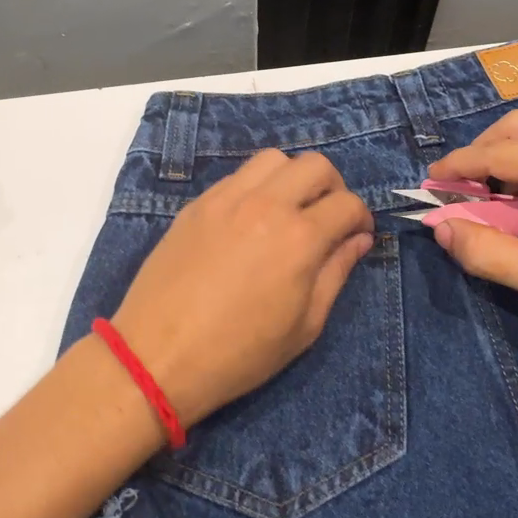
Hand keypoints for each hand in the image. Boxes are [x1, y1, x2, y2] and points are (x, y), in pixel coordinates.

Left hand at [107, 149, 373, 427]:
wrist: (156, 358)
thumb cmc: (239, 354)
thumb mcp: (303, 326)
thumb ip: (336, 274)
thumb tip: (359, 240)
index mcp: (300, 238)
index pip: (347, 203)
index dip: (361, 218)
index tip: (357, 235)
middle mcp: (268, 205)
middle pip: (316, 165)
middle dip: (333, 188)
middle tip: (327, 217)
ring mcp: (229, 198)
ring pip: (275, 159)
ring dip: (292, 177)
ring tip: (288, 209)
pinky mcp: (199, 203)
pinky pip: (239, 175)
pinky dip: (257, 186)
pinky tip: (251, 218)